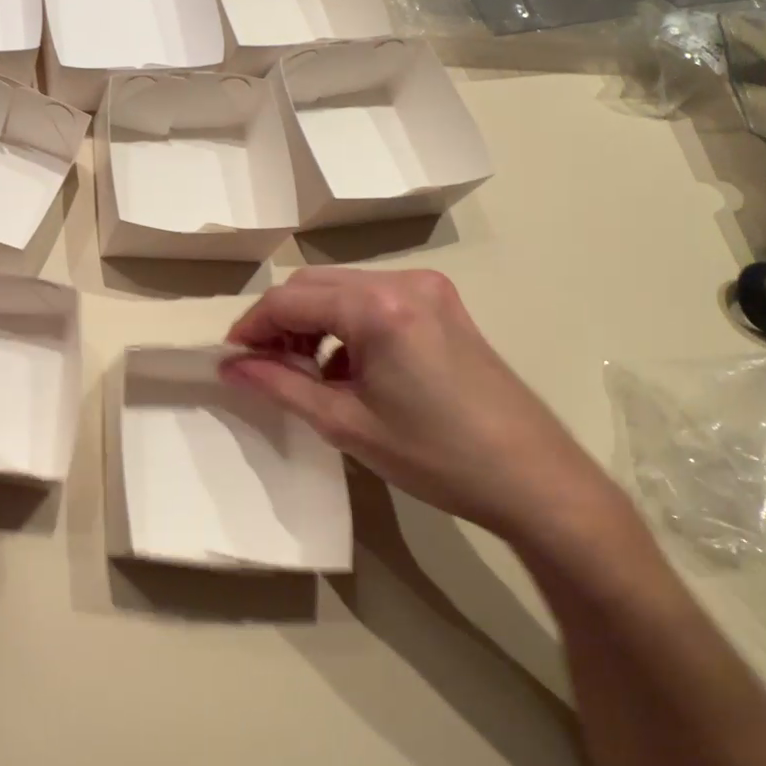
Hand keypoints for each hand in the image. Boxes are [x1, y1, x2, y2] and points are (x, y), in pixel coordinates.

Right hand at [219, 267, 617, 544]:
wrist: (536, 481)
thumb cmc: (436, 456)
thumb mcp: (344, 423)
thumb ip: (278, 384)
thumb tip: (228, 366)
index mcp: (378, 308)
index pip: (287, 299)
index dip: (250, 327)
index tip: (231, 360)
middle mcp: (404, 284)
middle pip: (313, 285)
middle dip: (279, 321)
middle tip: (264, 367)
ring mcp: (430, 291)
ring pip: (341, 289)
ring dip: (311, 322)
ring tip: (304, 372)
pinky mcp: (445, 307)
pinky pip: (373, 300)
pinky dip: (345, 324)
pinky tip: (346, 369)